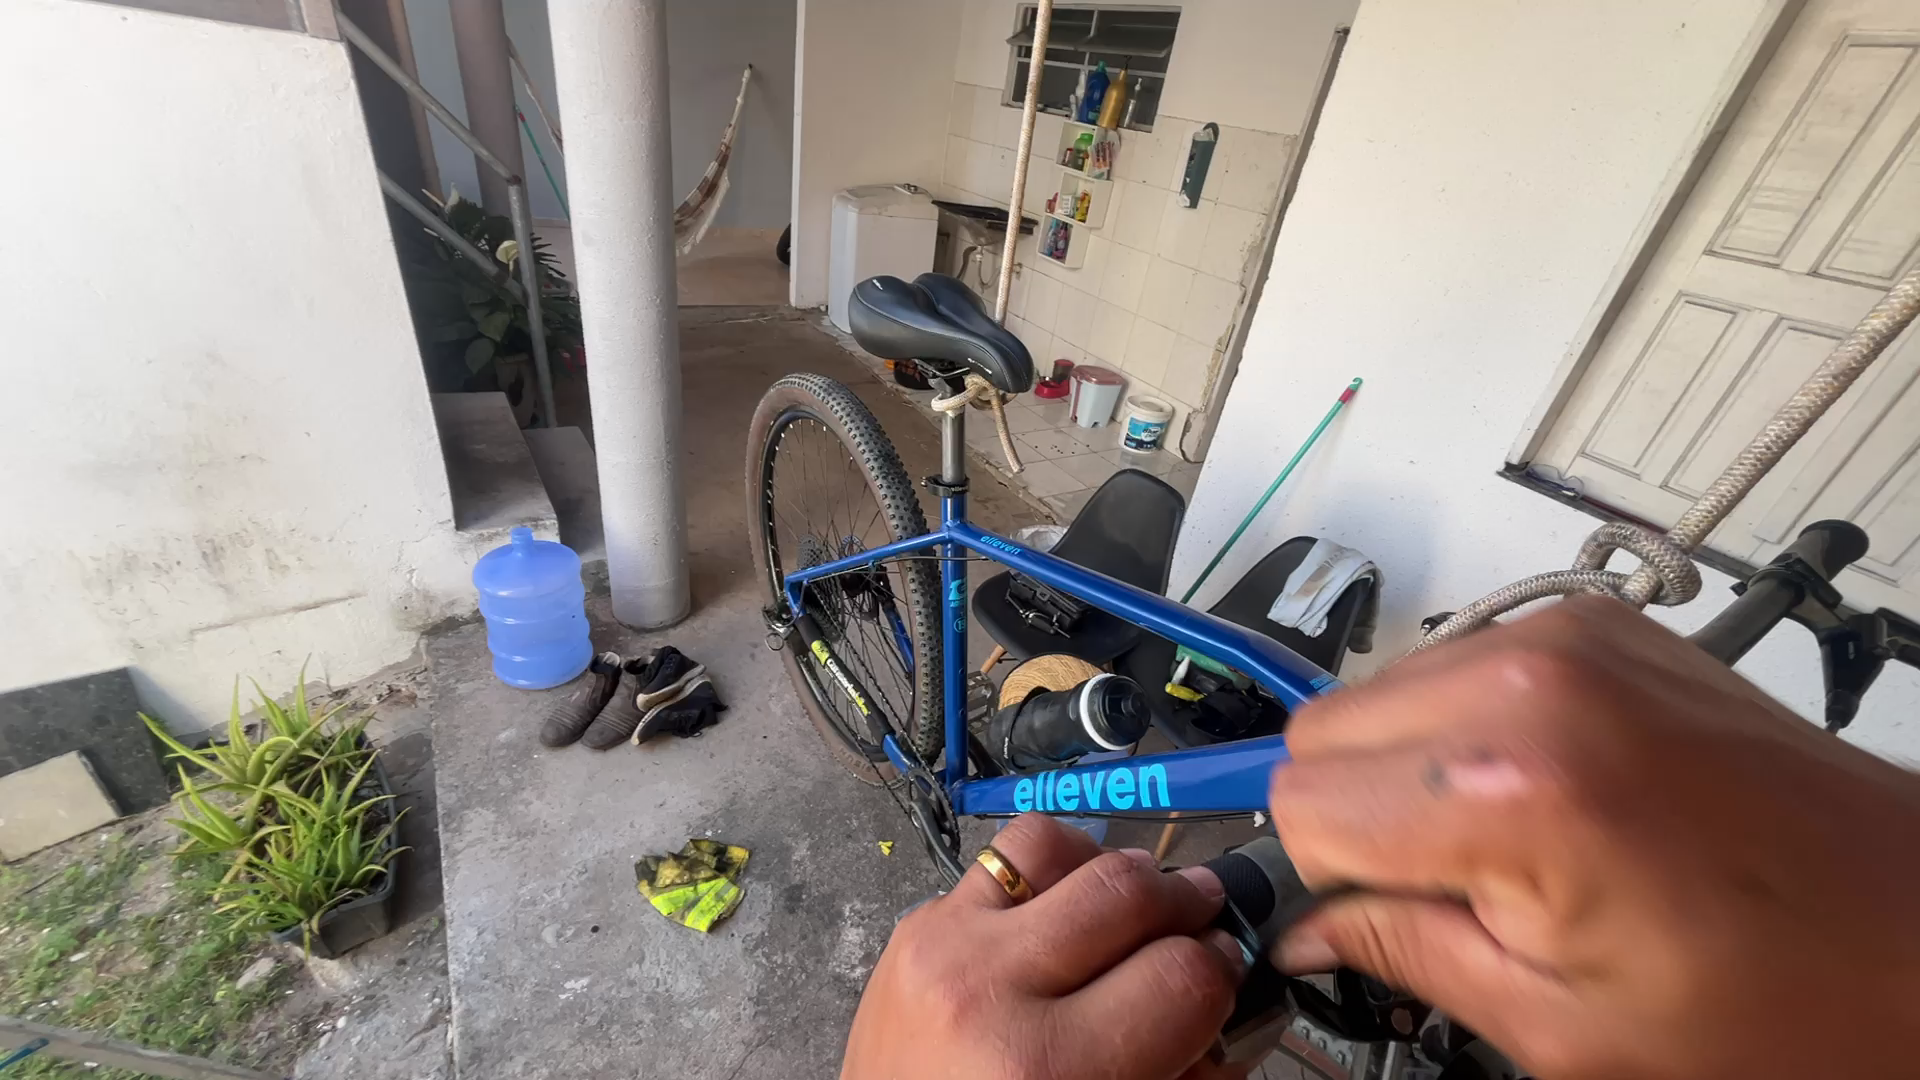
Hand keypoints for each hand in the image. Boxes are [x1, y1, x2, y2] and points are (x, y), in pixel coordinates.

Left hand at [842, 814, 1248, 1079]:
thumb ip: (1189, 1072)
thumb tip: (1229, 986)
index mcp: (1047, 1070)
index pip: (1179, 978)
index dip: (1222, 967)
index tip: (1228, 963)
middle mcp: (990, 988)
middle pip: (1122, 892)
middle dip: (1180, 897)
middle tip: (1200, 909)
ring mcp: (942, 942)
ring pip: (1051, 844)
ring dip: (1104, 864)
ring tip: (1126, 897)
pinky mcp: (914, 923)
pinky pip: (997, 861)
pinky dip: (1043, 875)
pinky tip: (1056, 911)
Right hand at [1269, 595, 1919, 1078]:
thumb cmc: (1793, 1012)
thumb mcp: (1570, 1030)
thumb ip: (1400, 955)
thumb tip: (1300, 929)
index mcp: (1511, 795)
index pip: (1301, 803)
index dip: (1327, 866)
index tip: (1382, 899)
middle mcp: (1516, 686)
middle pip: (1316, 733)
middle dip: (1352, 806)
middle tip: (1444, 866)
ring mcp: (1547, 639)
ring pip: (1365, 696)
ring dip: (1397, 762)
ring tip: (1499, 820)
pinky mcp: (1571, 621)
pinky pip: (1433, 666)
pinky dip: (1448, 723)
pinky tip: (1528, 773)